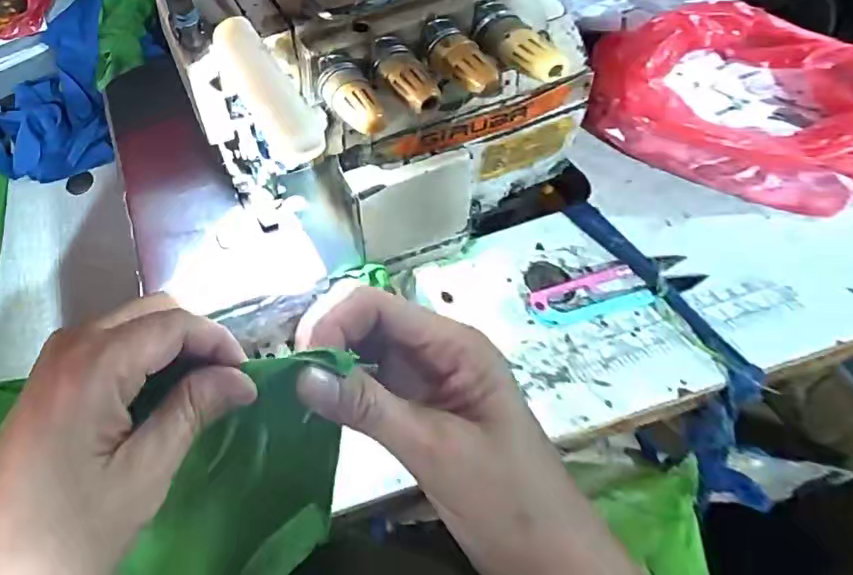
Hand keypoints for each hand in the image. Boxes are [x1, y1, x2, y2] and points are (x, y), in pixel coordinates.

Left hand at [0, 294, 256, 574]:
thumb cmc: (65, 532)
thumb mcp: (140, 478)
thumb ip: (190, 413)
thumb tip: (240, 380)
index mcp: (94, 361)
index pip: (172, 323)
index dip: (216, 340)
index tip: (247, 375)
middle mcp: (75, 339)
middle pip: (152, 311)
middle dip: (196, 337)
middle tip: (228, 381)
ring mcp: (59, 352)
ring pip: (133, 321)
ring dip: (171, 343)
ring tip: (203, 386)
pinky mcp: (53, 371)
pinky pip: (111, 340)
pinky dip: (144, 353)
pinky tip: (161, 389)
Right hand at [295, 284, 639, 574]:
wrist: (557, 563)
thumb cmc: (510, 502)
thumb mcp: (436, 451)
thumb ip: (369, 408)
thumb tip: (302, 376)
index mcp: (453, 343)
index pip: (378, 304)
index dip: (334, 320)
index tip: (303, 359)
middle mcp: (436, 347)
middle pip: (368, 317)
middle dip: (327, 334)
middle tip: (295, 373)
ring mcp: (426, 375)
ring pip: (365, 345)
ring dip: (331, 357)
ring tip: (299, 384)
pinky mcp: (417, 403)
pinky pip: (371, 378)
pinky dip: (343, 384)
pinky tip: (322, 399)